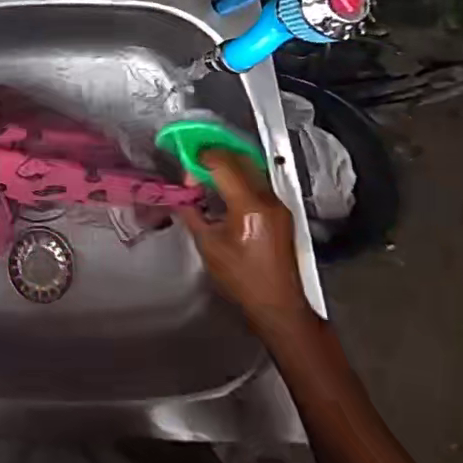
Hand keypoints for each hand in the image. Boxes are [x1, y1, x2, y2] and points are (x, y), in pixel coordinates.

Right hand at [176, 150, 308, 319]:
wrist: (279, 306)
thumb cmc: (242, 279)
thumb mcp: (208, 245)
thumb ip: (191, 213)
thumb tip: (181, 195)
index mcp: (248, 205)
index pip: (223, 163)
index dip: (201, 159)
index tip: (186, 167)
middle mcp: (267, 198)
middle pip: (239, 159)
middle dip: (213, 156)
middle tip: (193, 166)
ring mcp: (278, 204)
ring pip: (250, 168)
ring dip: (227, 165)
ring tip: (206, 177)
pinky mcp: (281, 212)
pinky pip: (257, 182)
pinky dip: (238, 177)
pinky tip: (224, 191)